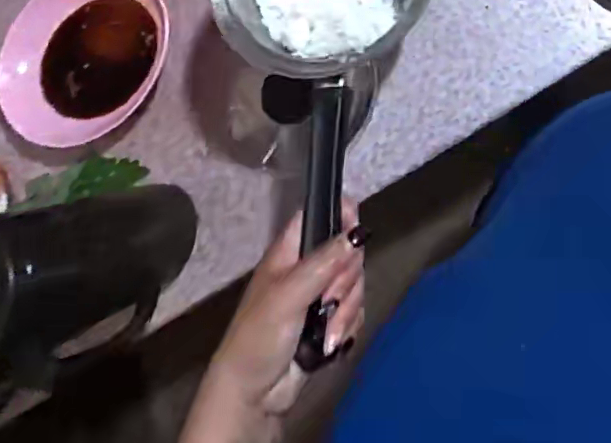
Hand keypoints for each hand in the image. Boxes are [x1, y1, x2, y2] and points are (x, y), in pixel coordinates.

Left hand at [180, 201, 364, 442]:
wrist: (252, 398)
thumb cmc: (258, 338)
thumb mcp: (287, 296)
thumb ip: (322, 263)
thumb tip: (357, 235)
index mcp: (292, 251)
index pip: (321, 212)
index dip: (342, 213)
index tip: (354, 235)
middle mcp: (310, 265)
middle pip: (348, 248)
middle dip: (347, 277)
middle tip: (330, 297)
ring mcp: (322, 292)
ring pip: (356, 281)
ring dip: (347, 308)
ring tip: (327, 332)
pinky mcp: (333, 318)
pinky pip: (358, 307)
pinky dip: (348, 325)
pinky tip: (330, 343)